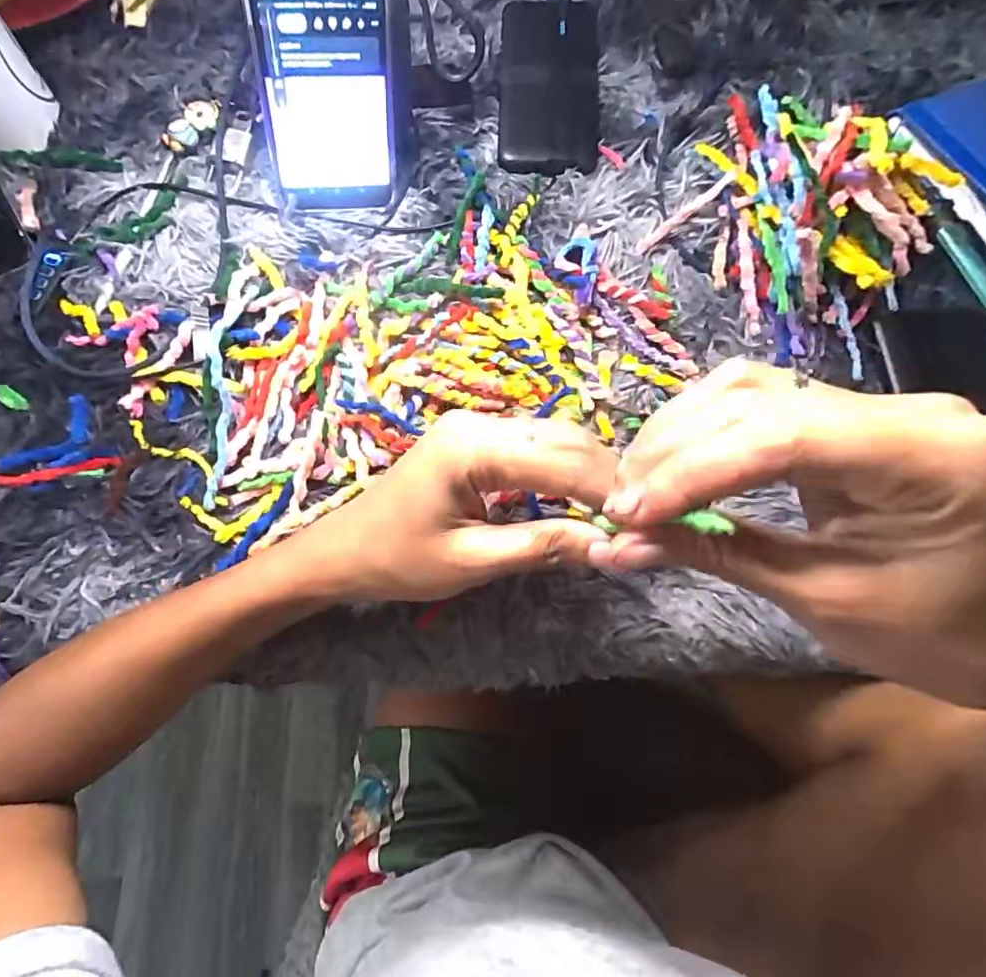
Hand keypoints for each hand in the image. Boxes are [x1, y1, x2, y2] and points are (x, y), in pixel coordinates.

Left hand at [286, 412, 617, 603]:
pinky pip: (531, 444)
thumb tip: (605, 544)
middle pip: (560, 439)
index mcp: (470, 449)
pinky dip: (561, 467)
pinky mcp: (472, 438)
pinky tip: (579, 496)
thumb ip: (539, 546)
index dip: (604, 491)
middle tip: (638, 517)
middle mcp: (475, 423)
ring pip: (551, 436)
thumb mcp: (470, 562)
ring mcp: (473, 426)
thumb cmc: (397, 560)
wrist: (344, 549)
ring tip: (615, 510)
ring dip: (586, 469)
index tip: (641, 522)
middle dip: (603, 476)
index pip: (558, 461)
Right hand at [594, 361, 985, 713]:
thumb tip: (615, 545)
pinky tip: (675, 460)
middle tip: (620, 500)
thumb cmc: (932, 639)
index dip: (693, 468)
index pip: (784, 435)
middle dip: (674, 449)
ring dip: (681, 432)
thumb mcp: (815, 598)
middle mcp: (915, 410)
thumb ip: (713, 553)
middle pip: (759, 399)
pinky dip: (707, 430)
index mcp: (934, 459)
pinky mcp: (857, 414)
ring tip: (637, 481)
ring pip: (753, 388)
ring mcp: (886, 404)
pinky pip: (765, 402)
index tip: (629, 510)